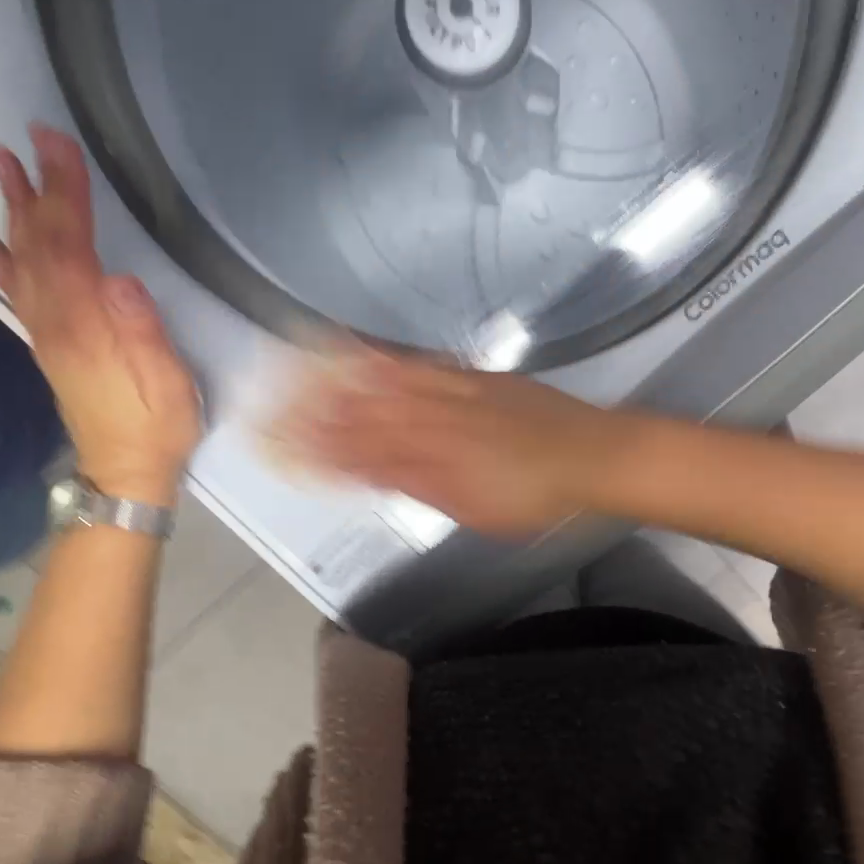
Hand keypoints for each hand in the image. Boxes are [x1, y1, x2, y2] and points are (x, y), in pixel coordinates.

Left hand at [0, 125, 202, 506]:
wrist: (126, 472)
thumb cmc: (158, 428)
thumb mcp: (168, 385)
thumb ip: (144, 333)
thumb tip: (121, 280)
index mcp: (86, 327)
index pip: (70, 246)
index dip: (66, 194)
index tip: (61, 148)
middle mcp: (53, 321)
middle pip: (40, 244)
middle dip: (39, 188)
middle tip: (34, 137)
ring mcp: (44, 330)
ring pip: (20, 258)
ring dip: (12, 208)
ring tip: (2, 162)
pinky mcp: (46, 339)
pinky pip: (12, 287)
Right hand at [275, 351, 636, 536]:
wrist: (591, 455)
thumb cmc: (536, 496)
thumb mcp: (477, 509)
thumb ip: (424, 488)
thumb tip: (380, 476)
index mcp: (431, 462)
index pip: (361, 455)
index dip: (318, 450)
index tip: (282, 445)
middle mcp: (435, 423)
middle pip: (364, 416)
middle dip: (313, 411)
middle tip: (272, 404)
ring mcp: (454, 395)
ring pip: (386, 387)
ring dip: (338, 381)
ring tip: (296, 370)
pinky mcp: (475, 378)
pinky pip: (421, 367)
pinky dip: (386, 360)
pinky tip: (364, 353)